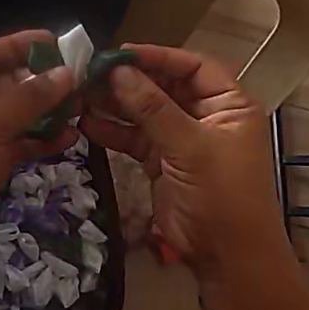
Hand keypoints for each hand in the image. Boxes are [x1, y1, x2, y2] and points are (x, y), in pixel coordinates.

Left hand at [0, 30, 76, 262]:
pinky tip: (70, 138)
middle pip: (11, 83)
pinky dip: (45, 139)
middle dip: (43, 79)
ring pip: (22, 114)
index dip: (20, 45)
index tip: (56, 42)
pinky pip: (24, 143)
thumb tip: (68, 72)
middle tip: (80, 79)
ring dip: (49, 111)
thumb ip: (30, 97)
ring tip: (81, 108)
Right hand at [79, 45, 286, 274]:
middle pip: (162, 86)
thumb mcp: (191, 146)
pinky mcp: (160, 160)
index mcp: (227, 104)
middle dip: (129, 80)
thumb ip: (153, 107)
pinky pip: (133, 137)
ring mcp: (180, 138)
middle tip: (91, 73)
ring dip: (114, 104)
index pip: (192, 66)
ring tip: (81, 95)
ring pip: (143, 111)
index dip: (158, 56)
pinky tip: (86, 123)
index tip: (120, 53)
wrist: (226, 257)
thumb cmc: (222, 194)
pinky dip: (111, 131)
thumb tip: (118, 71)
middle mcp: (204, 115)